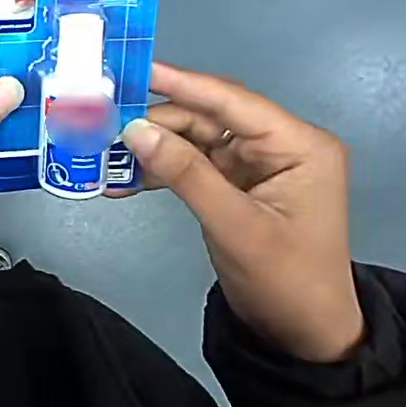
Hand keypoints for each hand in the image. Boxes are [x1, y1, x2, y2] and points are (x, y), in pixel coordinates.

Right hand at [117, 64, 361, 362]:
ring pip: (190, 138)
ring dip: (150, 147)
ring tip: (105, 154)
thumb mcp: (234, 226)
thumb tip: (134, 129)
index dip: (180, 82)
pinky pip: (188, 162)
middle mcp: (275, 144)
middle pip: (204, 117)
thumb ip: (185, 173)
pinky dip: (158, 169)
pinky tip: (124, 179)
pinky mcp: (232, 182)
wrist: (301, 336)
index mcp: (296, 144)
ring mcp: (252, 163)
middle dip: (155, 122)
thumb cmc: (285, 280)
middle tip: (104, 124)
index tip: (133, 69)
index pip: (230, 101)